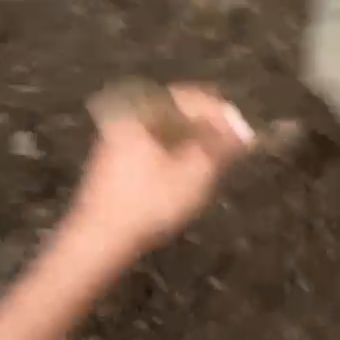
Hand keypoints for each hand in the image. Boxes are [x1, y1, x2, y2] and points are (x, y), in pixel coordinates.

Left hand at [54, 85, 254, 279]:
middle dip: (208, 125)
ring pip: (165, 127)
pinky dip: (174, 149)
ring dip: (192, 138)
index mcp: (144, 109)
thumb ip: (222, 147)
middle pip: (178, 109)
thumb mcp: (195, 173)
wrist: (95, 243)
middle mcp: (128, 114)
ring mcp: (116, 136)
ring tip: (214, 157)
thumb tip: (244, 132)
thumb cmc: (148, 202)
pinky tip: (187, 168)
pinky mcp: (113, 158)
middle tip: (231, 144)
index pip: (193, 97)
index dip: (221, 112)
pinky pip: (152, 141)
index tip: (242, 132)